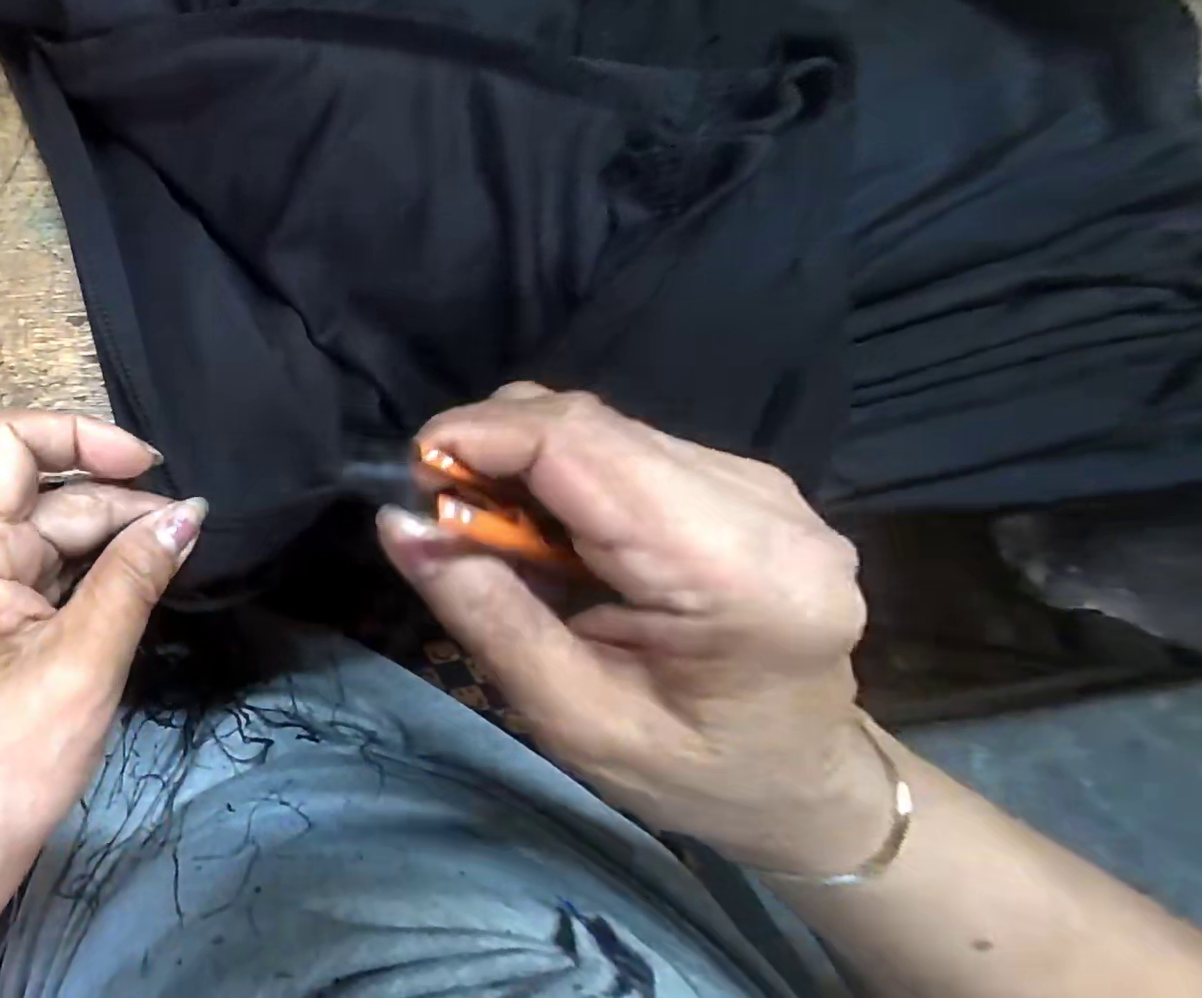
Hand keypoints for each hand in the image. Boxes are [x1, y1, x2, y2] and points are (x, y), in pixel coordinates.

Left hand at [0, 411, 205, 982]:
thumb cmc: (9, 763)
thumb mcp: (84, 663)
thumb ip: (135, 577)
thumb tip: (190, 513)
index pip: (7, 443)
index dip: (79, 435)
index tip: (146, 464)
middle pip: (42, 486)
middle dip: (117, 498)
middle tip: (186, 524)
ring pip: (57, 522)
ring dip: (119, 531)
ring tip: (177, 546)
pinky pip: (58, 559)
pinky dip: (105, 560)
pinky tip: (147, 567)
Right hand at [377, 383, 887, 875]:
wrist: (802, 780)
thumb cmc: (689, 770)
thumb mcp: (570, 717)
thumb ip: (485, 612)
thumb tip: (399, 523)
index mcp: (732, 572)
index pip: (581, 446)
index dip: (481, 435)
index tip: (413, 471)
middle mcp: (757, 503)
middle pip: (586, 421)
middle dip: (489, 444)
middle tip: (440, 508)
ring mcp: (753, 481)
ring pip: (596, 423)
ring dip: (517, 457)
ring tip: (489, 525)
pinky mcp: (735, 478)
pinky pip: (615, 442)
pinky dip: (553, 468)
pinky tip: (544, 526)